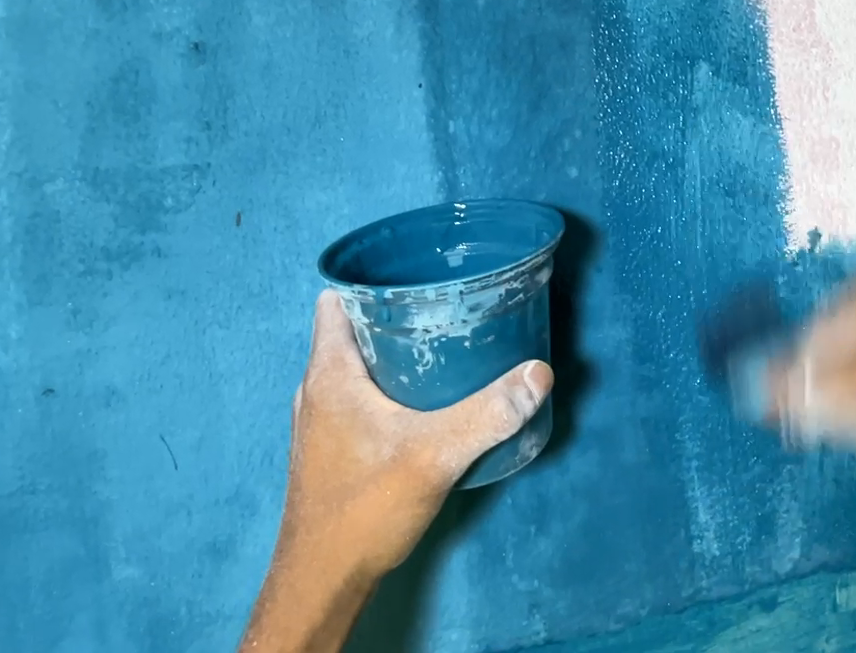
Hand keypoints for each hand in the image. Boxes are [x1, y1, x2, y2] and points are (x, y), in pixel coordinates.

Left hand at [241, 292, 551, 651]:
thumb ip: (488, 413)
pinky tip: (425, 398)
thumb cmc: (365, 507)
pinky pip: (356, 392)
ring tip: (444, 345)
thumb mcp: (435, 455)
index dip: (372, 278)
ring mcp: (318, 419)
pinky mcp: (328, 445)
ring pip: (355, 362)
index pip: (337, 298)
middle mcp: (316, 387)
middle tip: (449, 306)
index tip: (419, 272)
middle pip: (352, 327)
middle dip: (397, 312)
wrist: (321, 583)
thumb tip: (539, 371)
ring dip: (392, 349)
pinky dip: (386, 381)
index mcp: (330, 372)